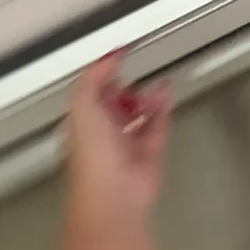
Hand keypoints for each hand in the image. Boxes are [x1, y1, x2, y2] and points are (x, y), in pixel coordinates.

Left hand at [65, 53, 173, 217]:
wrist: (115, 192)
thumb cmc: (93, 151)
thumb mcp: (83, 104)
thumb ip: (94, 76)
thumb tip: (110, 57)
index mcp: (83, 123)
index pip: (91, 95)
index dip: (102, 76)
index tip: (116, 58)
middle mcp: (104, 134)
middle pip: (115, 106)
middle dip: (125, 89)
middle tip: (134, 73)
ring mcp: (128, 144)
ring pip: (139, 114)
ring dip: (146, 97)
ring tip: (156, 81)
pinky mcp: (150, 152)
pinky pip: (158, 124)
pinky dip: (163, 107)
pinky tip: (166, 91)